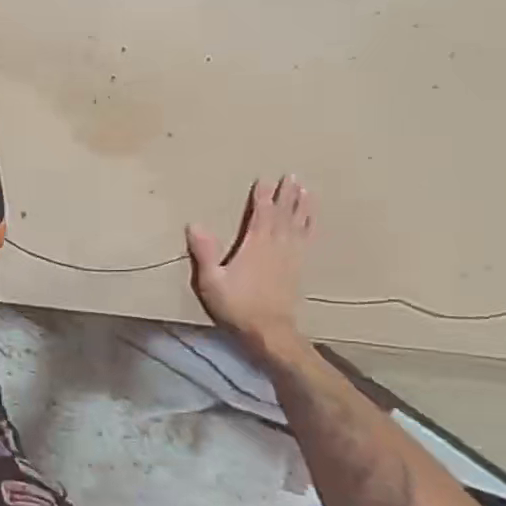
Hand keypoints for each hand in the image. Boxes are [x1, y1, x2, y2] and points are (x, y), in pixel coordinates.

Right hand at [186, 176, 312, 352]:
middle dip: (286, 195)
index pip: (260, 215)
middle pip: (283, 215)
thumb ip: (205, 252)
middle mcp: (277, 246)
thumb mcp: (211, 280)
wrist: (269, 329)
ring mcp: (292, 256)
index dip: (262, 197)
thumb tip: (195, 224)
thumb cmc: (235, 305)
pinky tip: (311, 219)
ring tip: (306, 190)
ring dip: (302, 206)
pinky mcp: (298, 266)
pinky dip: (310, 225)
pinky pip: (307, 239)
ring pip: (299, 224)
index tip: (264, 179)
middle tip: (291, 176)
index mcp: (256, 246)